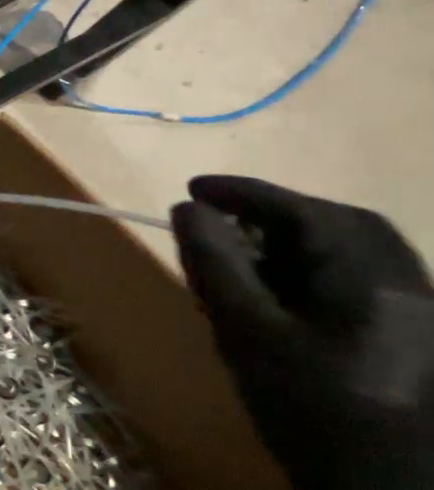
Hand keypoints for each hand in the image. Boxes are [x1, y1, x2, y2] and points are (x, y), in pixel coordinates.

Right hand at [173, 176, 433, 489]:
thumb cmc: (311, 408)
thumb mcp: (246, 332)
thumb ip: (215, 262)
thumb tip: (189, 208)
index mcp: (374, 282)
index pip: (305, 211)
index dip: (244, 192)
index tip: (191, 190)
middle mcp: (413, 289)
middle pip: (344, 225)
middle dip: (277, 215)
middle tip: (220, 220)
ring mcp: (426, 318)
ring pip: (356, 254)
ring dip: (295, 245)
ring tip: (242, 262)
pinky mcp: (421, 343)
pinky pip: (367, 284)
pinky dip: (317, 273)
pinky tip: (281, 297)